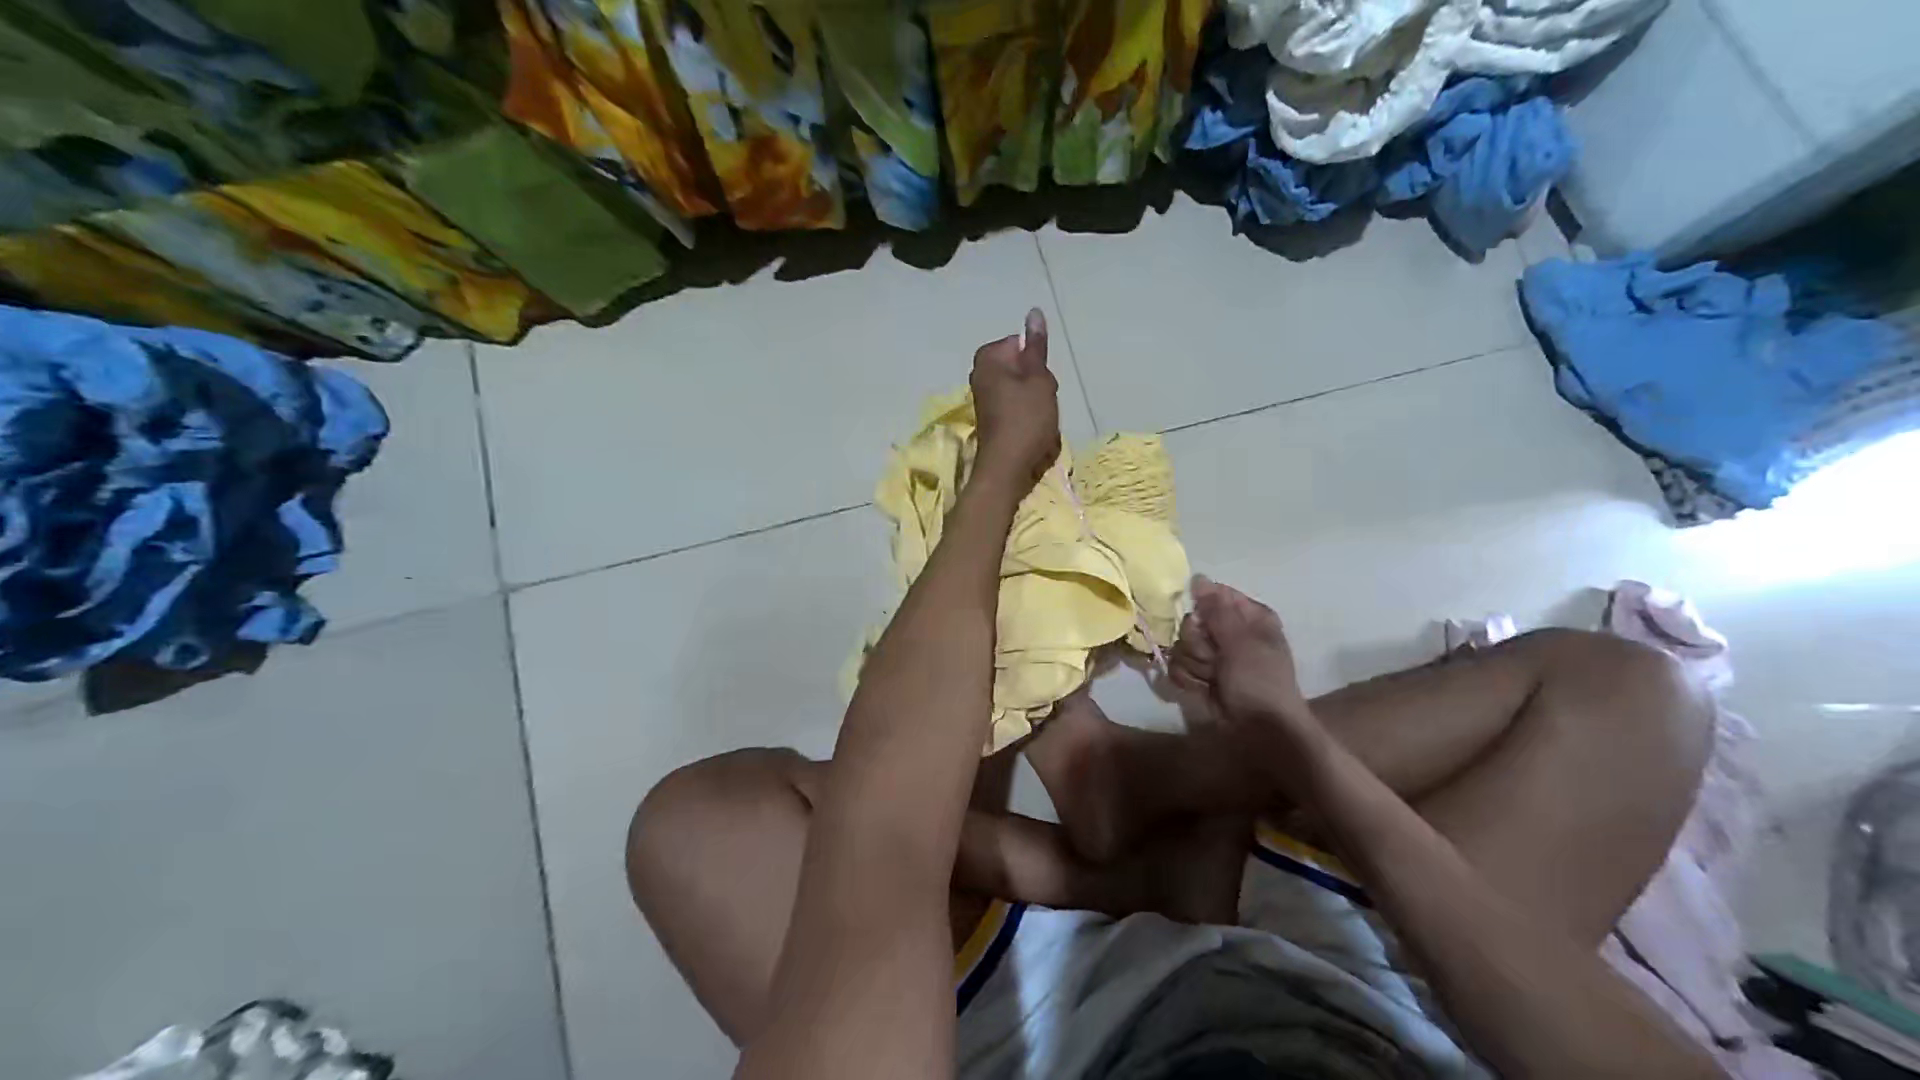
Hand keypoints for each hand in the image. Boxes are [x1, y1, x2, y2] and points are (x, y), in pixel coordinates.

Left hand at [971, 308, 1059, 491]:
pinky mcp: (990, 417)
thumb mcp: (1038, 378)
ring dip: (1034, 399)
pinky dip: (1026, 414)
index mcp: (988, 358)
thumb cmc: (1026, 419)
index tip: (1041, 379)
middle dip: (1036, 380)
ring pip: (1020, 387)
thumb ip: (1037, 346)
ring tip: (1039, 416)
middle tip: (1043, 399)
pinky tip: (1033, 428)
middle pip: (1019, 366)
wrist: (1008, 466)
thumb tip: (1034, 312)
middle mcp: (979, 374)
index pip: (1020, 344)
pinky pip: (1015, 406)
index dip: (1036, 362)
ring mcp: (983, 398)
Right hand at [1170, 576, 1318, 746]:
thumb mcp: (1241, 641)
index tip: (1204, 623)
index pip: (1213, 596)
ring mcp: (1215, 656)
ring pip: (1182, 645)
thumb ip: (1216, 609)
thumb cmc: (1260, 683)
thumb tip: (1198, 578)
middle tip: (1215, 658)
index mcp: (1250, 617)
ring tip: (1213, 679)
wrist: (1262, 733)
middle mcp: (1231, 633)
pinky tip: (1202, 689)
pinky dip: (1188, 679)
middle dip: (1198, 643)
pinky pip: (1178, 667)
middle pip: (1192, 621)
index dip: (1204, 609)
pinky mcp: (1200, 677)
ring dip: (1195, 664)